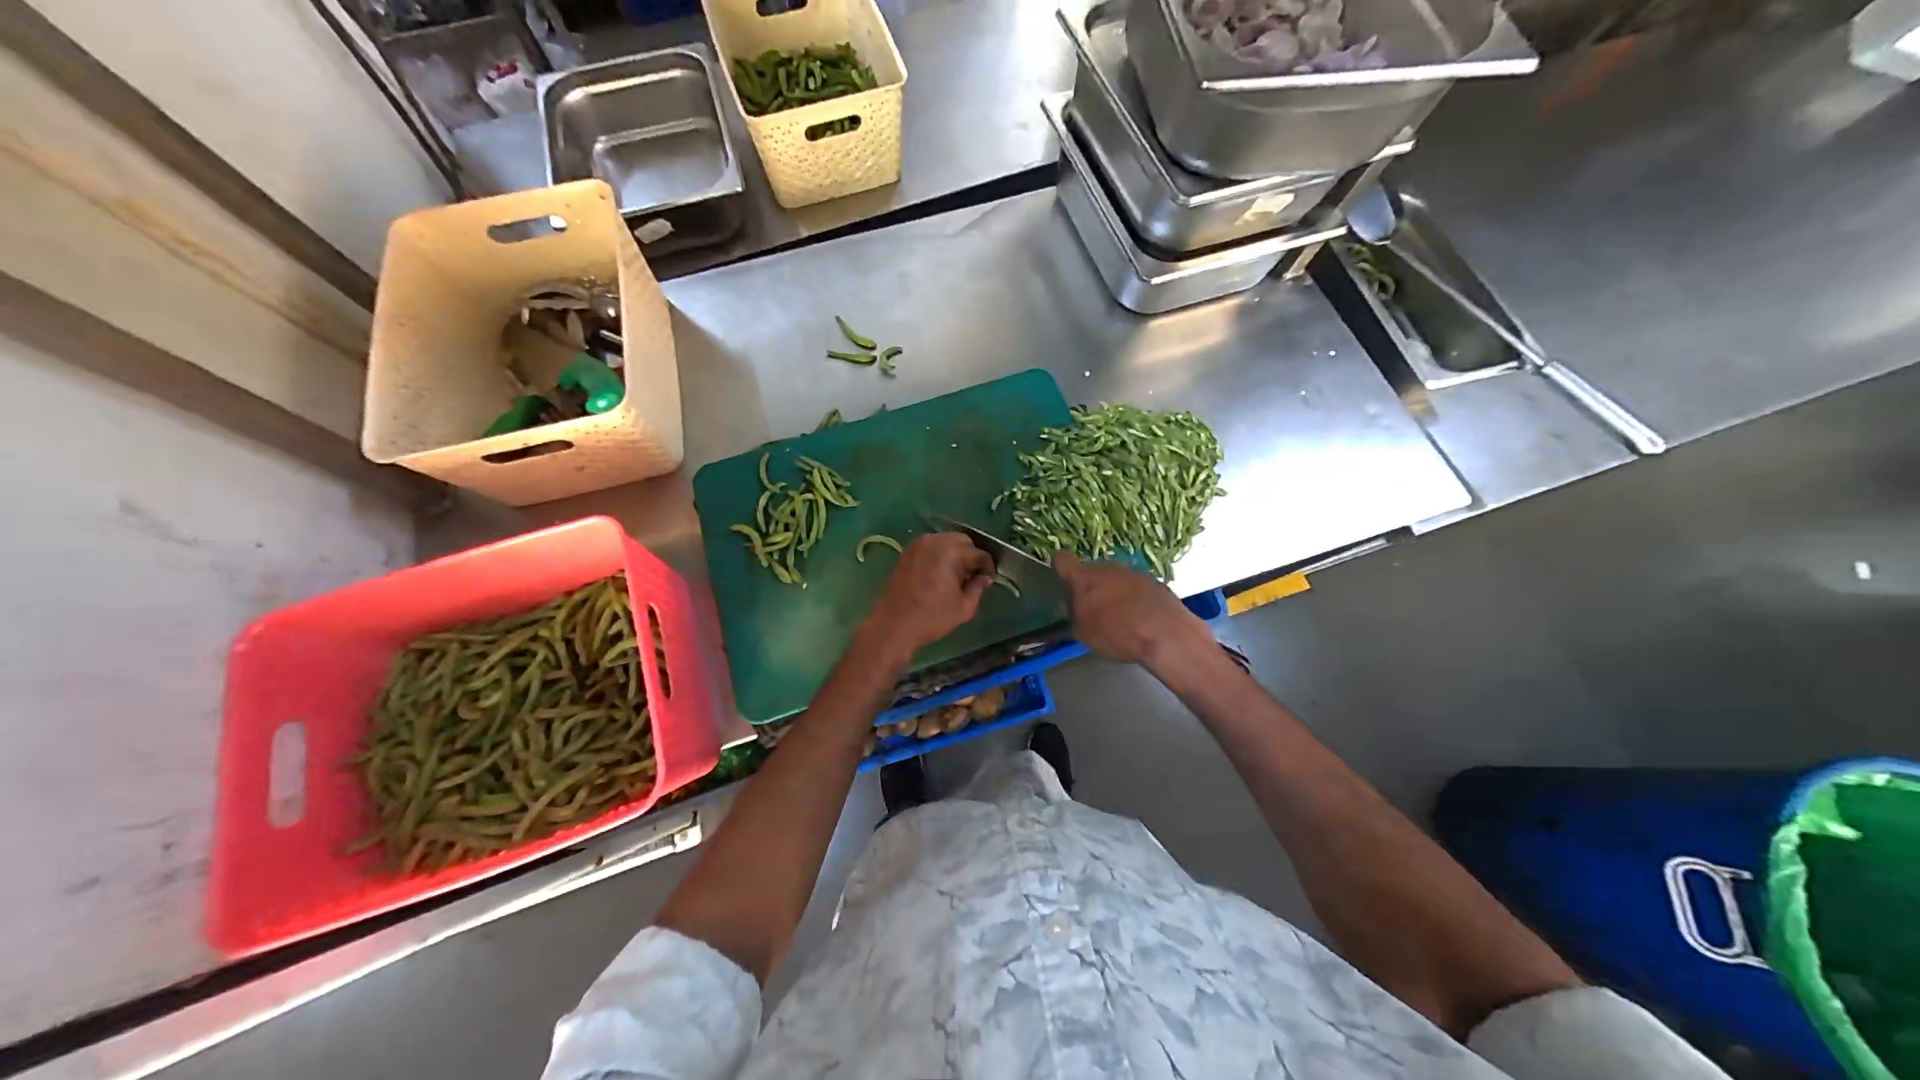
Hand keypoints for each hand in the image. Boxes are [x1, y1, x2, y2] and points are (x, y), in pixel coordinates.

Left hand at [859, 533, 994, 654]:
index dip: (987, 566)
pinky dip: (939, 555)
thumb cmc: (931, 617)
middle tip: (973, 575)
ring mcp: (917, 545)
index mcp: (950, 552)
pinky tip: (940, 573)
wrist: (893, 625)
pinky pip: (930, 547)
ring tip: (956, 574)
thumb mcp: (964, 607)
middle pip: (961, 540)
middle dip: (970, 555)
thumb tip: (984, 577)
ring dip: (954, 553)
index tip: (989, 578)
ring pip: (945, 541)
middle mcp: (933, 541)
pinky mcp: (906, 553)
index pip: (978, 553)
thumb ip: (977, 588)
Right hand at [1053, 552, 1214, 670]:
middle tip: (1092, 609)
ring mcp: (1133, 572)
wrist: (1167, 634)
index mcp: (1084, 579)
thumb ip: (1075, 616)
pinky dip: (1134, 598)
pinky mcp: (1154, 581)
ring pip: (1114, 578)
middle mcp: (1107, 568)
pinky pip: (1135, 586)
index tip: (1062, 580)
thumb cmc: (1118, 634)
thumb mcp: (1084, 634)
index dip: (1059, 567)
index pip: (1062, 561)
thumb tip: (1076, 609)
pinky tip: (1139, 618)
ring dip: (1113, 591)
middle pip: (1091, 571)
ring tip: (1119, 617)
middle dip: (1090, 587)